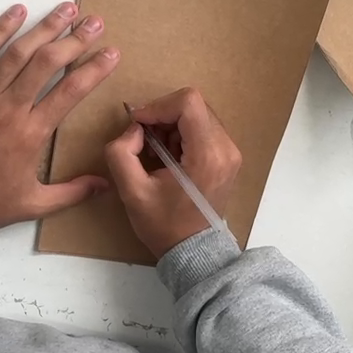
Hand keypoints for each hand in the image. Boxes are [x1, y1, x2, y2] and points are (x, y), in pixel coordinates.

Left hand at [0, 3, 119, 230]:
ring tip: (66, 9)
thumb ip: (71, 193)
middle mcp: (10, 108)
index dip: (95, 69)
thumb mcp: (32, 205)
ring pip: (17, 53)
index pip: (71, 91)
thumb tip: (105, 184)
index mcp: (32, 134)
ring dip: (44, 28)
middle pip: (48, 63)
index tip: (112, 53)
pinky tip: (17, 11)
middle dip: (75, 39)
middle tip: (95, 21)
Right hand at [104, 87, 241, 258]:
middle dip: (163, 116)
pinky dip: (181, 134)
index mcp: (207, 155)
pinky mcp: (228, 157)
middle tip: (143, 140)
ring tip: (155, 152)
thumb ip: (121, 153)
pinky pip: (203, 129)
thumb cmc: (163, 226)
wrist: (192, 251)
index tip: (137, 123)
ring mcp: (231, 152)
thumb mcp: (131, 192)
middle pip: (193, 105)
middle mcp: (226, 148)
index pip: (187, 101)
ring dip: (171, 125)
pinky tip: (168, 156)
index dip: (157, 106)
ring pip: (198, 115)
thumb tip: (133, 130)